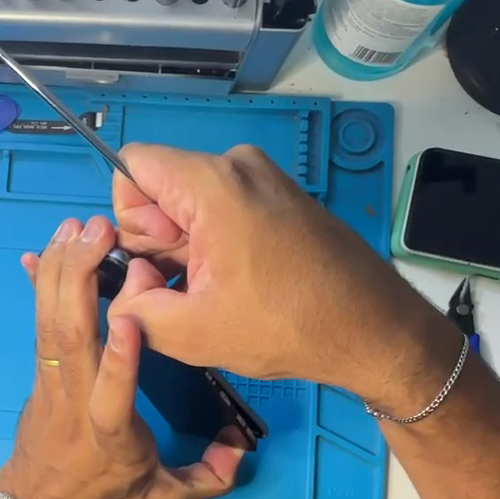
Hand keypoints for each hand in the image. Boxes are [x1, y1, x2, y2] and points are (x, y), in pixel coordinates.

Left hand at [0, 214, 246, 498]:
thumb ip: (205, 476)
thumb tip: (242, 447)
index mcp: (107, 433)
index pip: (110, 396)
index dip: (118, 359)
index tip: (127, 316)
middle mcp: (73, 400)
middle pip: (70, 339)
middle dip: (78, 281)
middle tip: (97, 231)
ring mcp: (49, 381)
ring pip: (49, 322)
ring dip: (58, 269)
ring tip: (74, 226)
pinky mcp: (39, 369)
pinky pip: (39, 321)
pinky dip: (39, 284)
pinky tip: (40, 250)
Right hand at [109, 143, 462, 415]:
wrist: (373, 329)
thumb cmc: (286, 327)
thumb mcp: (190, 333)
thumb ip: (132, 309)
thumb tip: (126, 287)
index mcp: (213, 184)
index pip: (131, 165)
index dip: (129, 217)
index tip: (159, 260)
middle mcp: (237, 165)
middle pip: (159, 188)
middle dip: (158, 242)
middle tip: (191, 287)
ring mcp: (264, 178)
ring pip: (188, 204)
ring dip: (186, 250)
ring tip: (218, 292)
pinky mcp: (280, 197)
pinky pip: (219, 210)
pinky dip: (214, 246)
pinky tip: (238, 284)